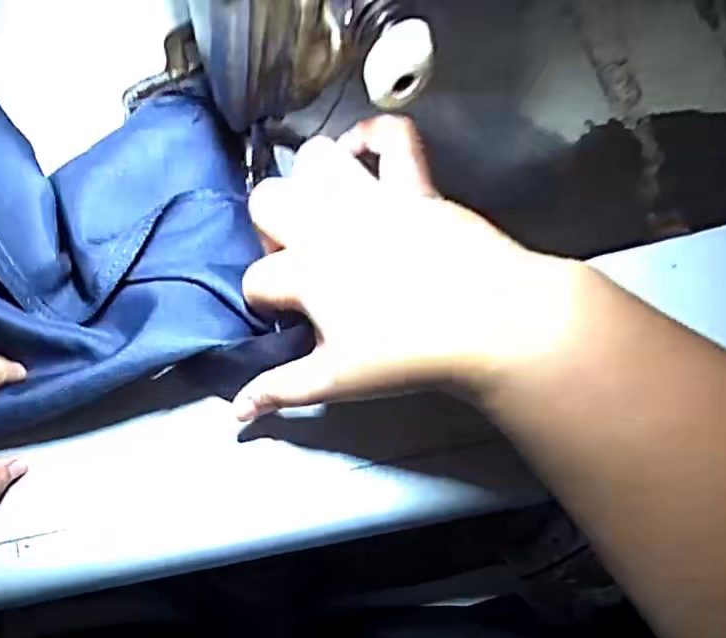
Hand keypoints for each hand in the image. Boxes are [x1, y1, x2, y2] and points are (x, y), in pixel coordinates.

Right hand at [233, 116, 605, 420]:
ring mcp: (372, 197)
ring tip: (325, 218)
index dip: (263, 302)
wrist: (488, 324)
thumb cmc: (404, 356)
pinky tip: (362, 159)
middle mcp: (328, 224)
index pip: (256, 278)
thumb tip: (237, 413)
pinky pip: (390, 136)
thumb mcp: (334, 380)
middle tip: (298, 262)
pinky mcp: (413, 184)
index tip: (286, 320)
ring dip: (308, 185)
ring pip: (314, 159)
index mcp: (305, 272)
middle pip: (266, 200)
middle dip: (269, 229)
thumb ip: (280, 390)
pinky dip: (372, 138)